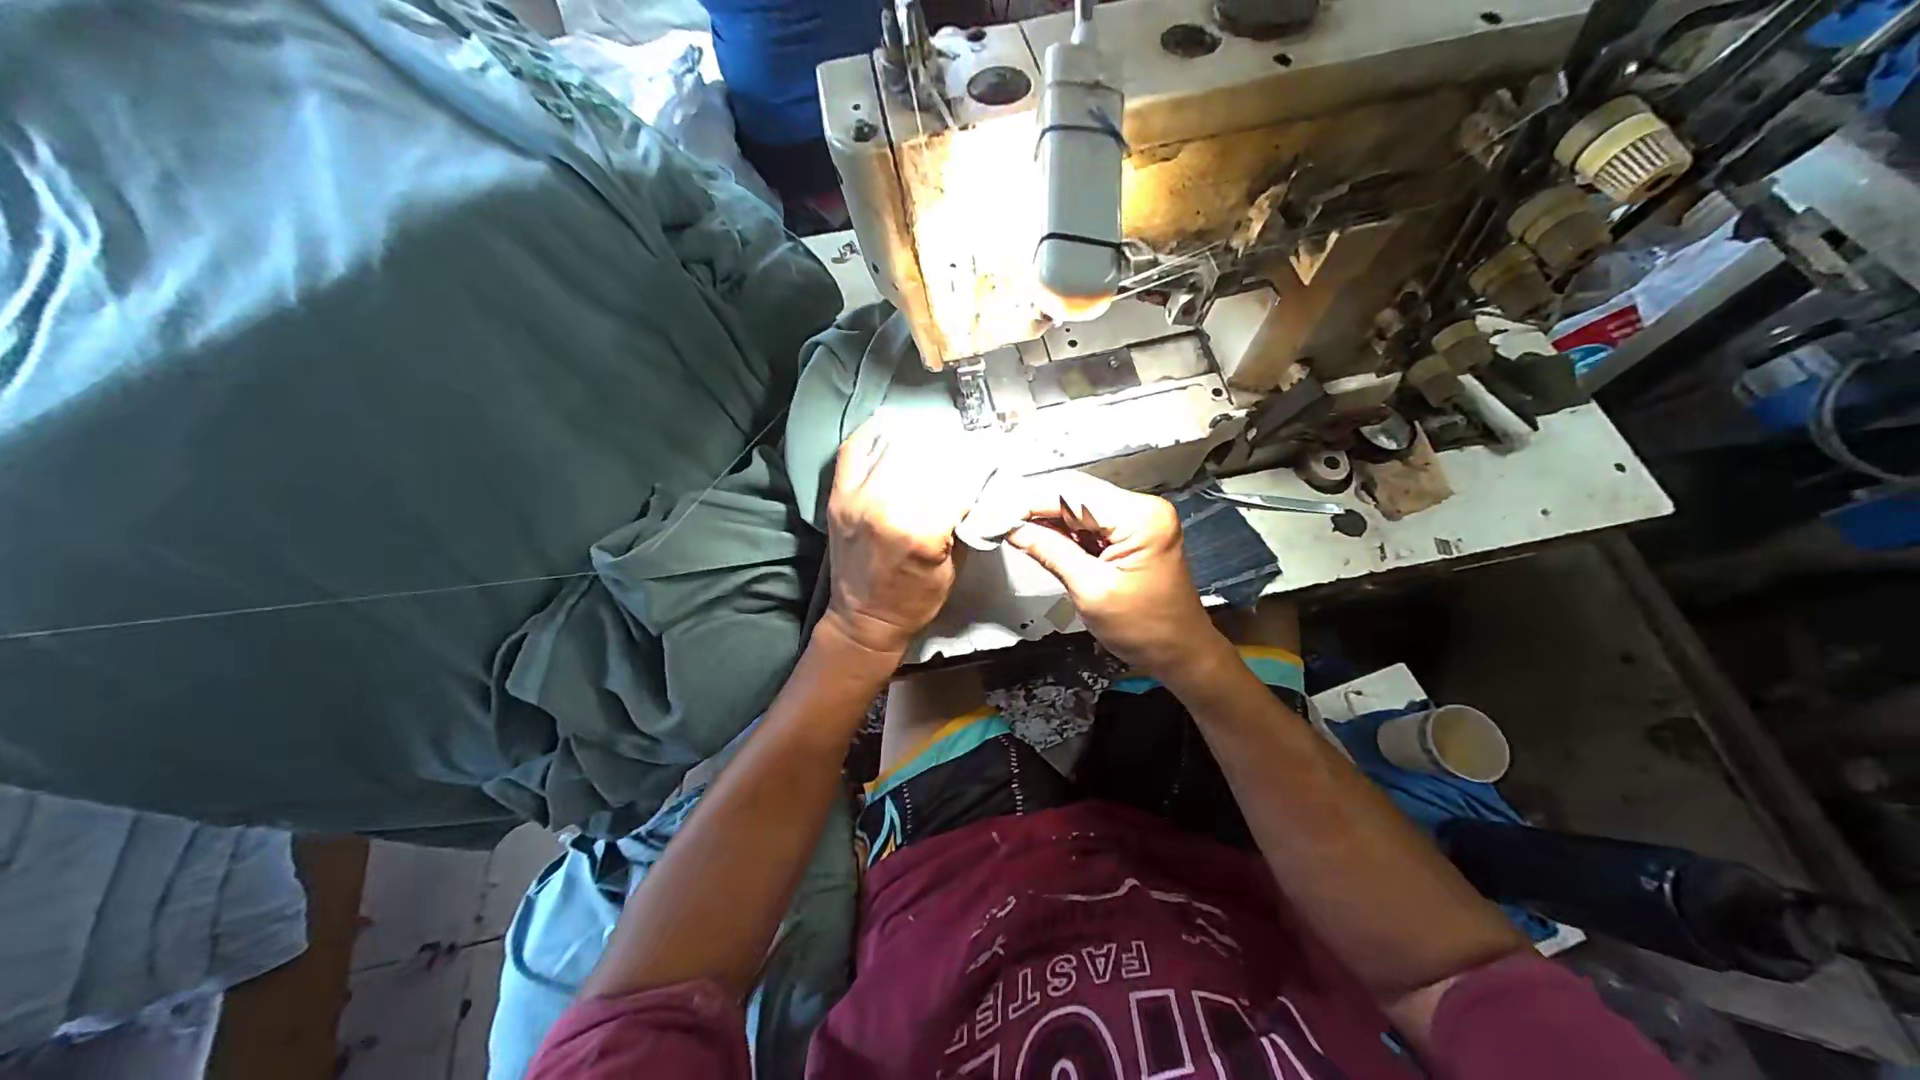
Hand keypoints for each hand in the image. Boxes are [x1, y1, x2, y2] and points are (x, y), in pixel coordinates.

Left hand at [823, 418, 976, 659]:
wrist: (864, 619)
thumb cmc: (915, 600)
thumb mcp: (955, 564)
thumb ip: (966, 519)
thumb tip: (980, 483)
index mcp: (920, 532)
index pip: (958, 478)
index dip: (979, 464)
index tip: (989, 458)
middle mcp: (885, 508)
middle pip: (927, 454)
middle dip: (952, 449)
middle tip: (965, 450)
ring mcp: (856, 498)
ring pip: (894, 445)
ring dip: (921, 439)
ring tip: (936, 440)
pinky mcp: (838, 495)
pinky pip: (855, 448)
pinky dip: (876, 434)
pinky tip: (895, 428)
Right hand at [1004, 472, 1228, 677]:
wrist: (1180, 651)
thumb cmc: (1144, 629)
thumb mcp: (1090, 591)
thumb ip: (1051, 552)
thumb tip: (1014, 529)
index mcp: (1141, 518)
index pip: (1074, 495)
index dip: (1031, 503)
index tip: (998, 513)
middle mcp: (1143, 508)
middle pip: (1077, 493)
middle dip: (1036, 507)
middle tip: (1000, 519)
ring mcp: (1140, 518)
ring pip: (1080, 504)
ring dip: (1048, 517)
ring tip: (1013, 527)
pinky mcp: (1133, 531)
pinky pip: (1091, 521)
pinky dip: (1064, 529)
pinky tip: (1040, 536)